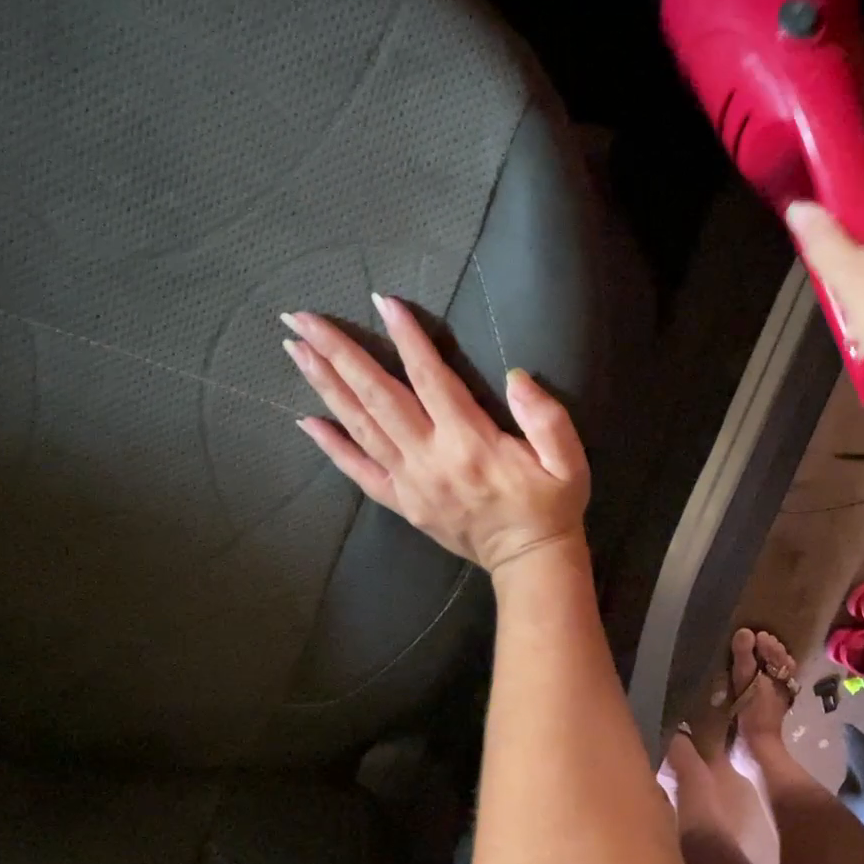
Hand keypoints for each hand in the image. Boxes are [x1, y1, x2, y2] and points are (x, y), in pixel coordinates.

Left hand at [283, 294, 589, 575]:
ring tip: (295, 349)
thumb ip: (547, 418)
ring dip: (326, 386)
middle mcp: (430, 458)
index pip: (431, 379)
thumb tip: (516, 377)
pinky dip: (332, 446)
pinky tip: (307, 421)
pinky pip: (359, 472)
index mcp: (470, 443)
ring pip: (361, 427)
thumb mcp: (568, 461)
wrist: (531, 561)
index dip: (407, 338)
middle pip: (378, 397)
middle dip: (340, 354)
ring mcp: (411, 482)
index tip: (383, 302)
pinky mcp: (403, 503)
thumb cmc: (552, 505)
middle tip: (303, 319)